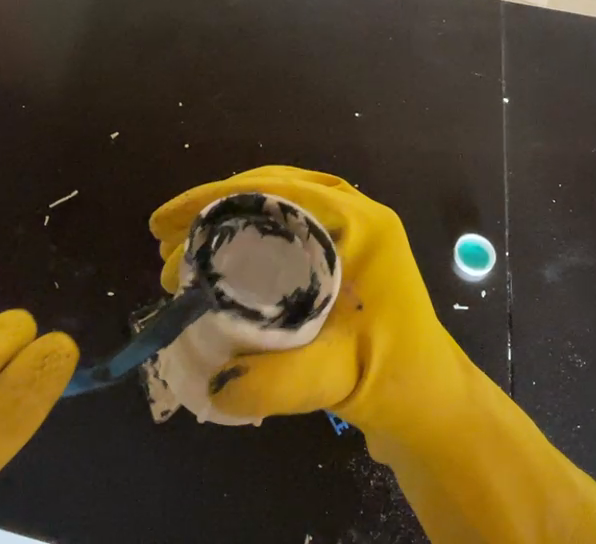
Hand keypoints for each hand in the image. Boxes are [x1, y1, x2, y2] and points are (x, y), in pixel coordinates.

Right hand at [150, 166, 463, 428]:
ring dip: (223, 224)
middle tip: (163, 246)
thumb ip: (275, 383)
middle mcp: (353, 214)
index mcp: (358, 224)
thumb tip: (212, 385)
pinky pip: (282, 227)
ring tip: (177, 259)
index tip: (163, 225)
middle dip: (209, 213)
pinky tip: (215, 267)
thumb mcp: (336, 377)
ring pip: (272, 206)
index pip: (274, 189)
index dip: (212, 199)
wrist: (432, 406)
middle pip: (268, 190)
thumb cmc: (395, 381)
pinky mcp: (339, 253)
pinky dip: (242, 239)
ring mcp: (347, 231)